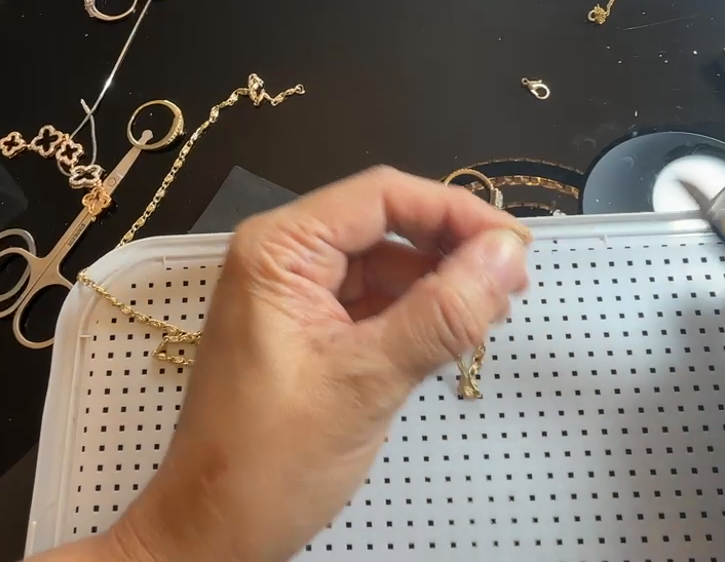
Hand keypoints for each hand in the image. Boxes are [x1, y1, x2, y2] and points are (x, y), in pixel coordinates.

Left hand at [41, 167, 530, 561]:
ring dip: (439, 277)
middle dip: (450, 244)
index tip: (513, 243)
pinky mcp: (310, 320)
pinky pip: (376, 294)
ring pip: (386, 257)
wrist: (212, 534)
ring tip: (491, 307)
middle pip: (384, 220)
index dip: (453, 210)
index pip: (380, 196)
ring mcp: (296, 287)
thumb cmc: (266, 463)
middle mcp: (284, 252)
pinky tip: (454, 326)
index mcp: (279, 247)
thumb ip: (441, 314)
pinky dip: (418, 306)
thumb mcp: (365, 383)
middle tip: (512, 278)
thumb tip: (508, 255)